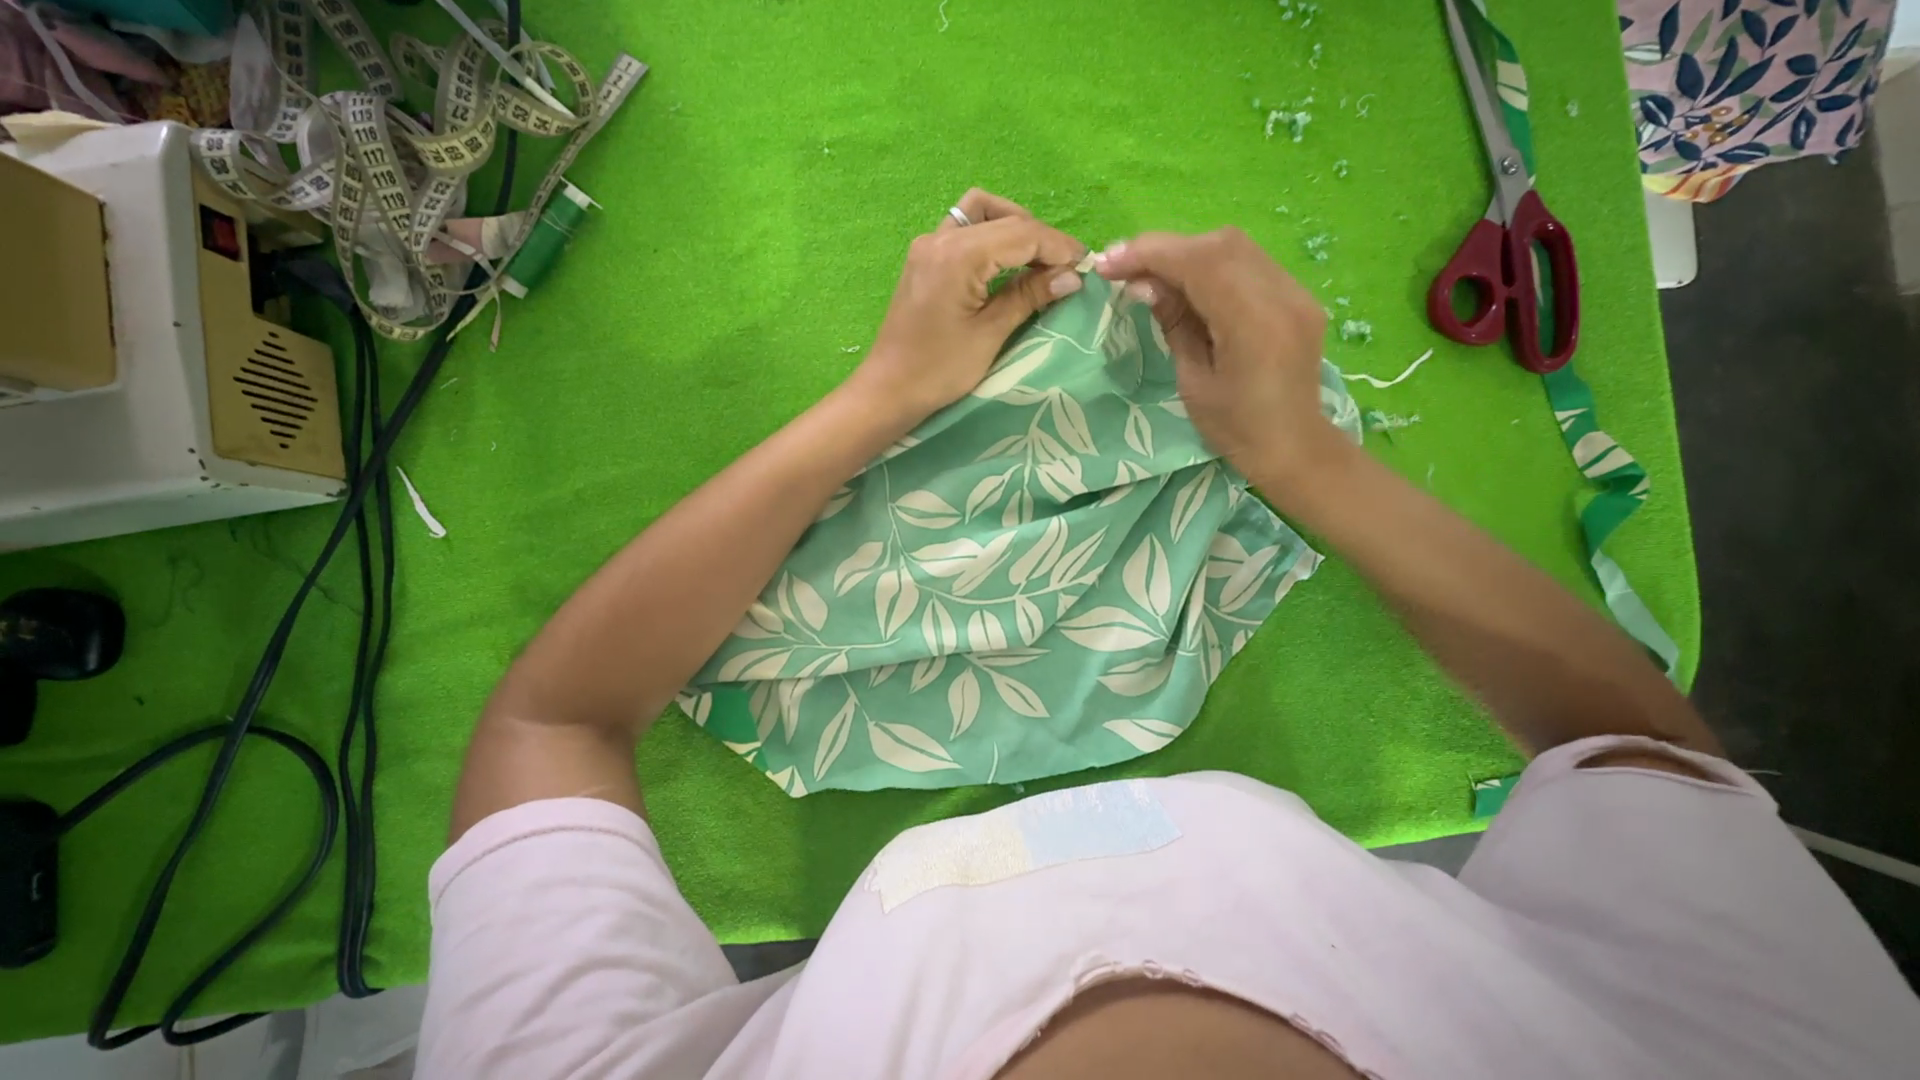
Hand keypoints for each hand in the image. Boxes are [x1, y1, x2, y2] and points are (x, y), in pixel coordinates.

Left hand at [852, 189, 1086, 419]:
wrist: (890, 388)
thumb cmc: (940, 369)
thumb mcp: (990, 333)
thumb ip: (1029, 296)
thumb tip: (1072, 277)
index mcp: (958, 255)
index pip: (1021, 234)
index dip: (1058, 246)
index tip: (1086, 265)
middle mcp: (940, 238)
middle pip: (1005, 218)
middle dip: (1040, 238)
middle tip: (1066, 268)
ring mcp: (928, 244)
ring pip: (981, 211)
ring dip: (1014, 227)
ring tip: (1037, 261)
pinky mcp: (925, 257)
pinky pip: (964, 228)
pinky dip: (991, 235)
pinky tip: (1007, 264)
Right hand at [1093, 228, 1339, 487]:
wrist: (1293, 445)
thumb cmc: (1236, 428)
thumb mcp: (1193, 380)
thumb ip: (1174, 323)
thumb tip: (1144, 284)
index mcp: (1254, 324)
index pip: (1199, 263)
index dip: (1149, 254)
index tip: (1108, 264)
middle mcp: (1281, 296)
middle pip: (1218, 245)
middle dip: (1165, 249)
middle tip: (1124, 268)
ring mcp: (1295, 292)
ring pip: (1235, 247)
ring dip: (1187, 253)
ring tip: (1151, 274)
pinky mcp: (1297, 296)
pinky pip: (1249, 263)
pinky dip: (1212, 264)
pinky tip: (1188, 283)